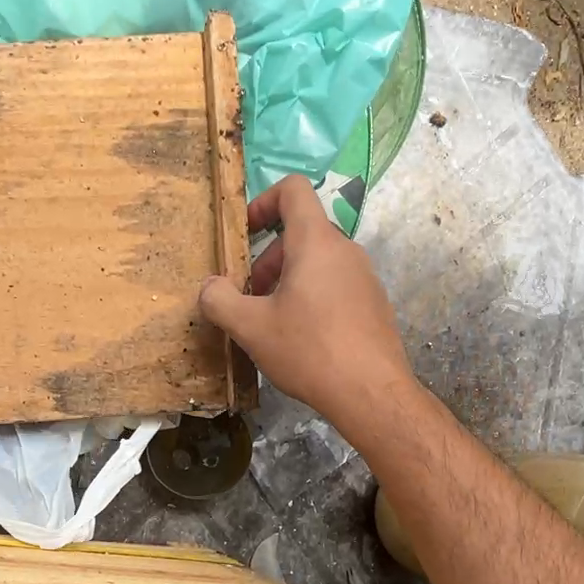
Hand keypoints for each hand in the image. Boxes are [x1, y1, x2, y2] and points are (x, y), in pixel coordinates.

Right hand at [198, 176, 416, 431]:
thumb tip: (210, 286)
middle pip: (301, 233)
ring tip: (271, 323)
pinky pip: (334, 285)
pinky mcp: (373, 304)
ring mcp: (364, 277)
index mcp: (315, 242)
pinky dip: (311, 298)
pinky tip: (300, 339)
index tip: (245, 232)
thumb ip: (220, 300)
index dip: (263, 201)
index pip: (293, 190)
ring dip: (287, 281)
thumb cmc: (308, 350)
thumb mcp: (250, 327)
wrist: (370, 392)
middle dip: (267, 258)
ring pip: (317, 263)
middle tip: (249, 297)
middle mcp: (345, 250)